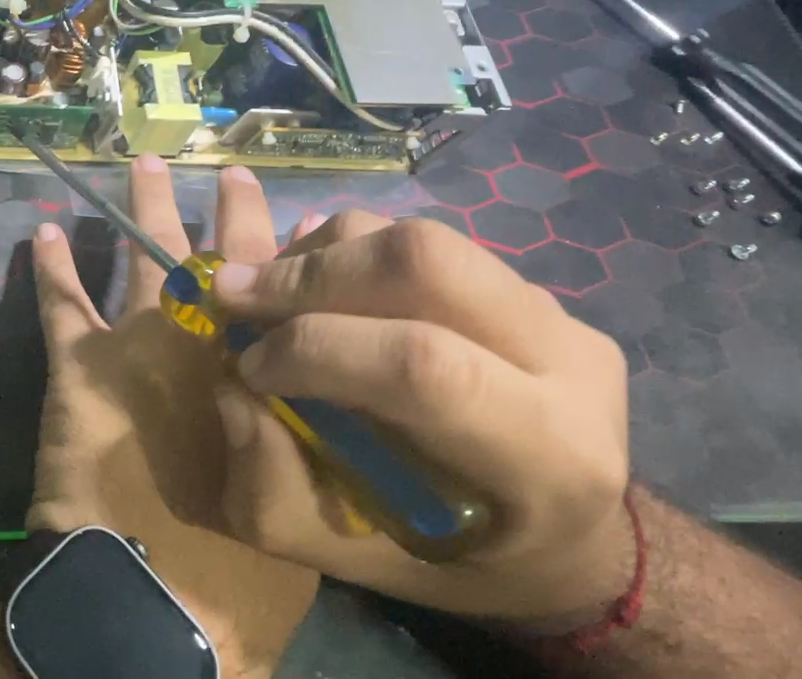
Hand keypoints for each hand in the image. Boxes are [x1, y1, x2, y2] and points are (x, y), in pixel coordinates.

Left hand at [28, 157, 317, 678]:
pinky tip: (43, 231)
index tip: (303, 217)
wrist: (145, 589)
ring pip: (140, 255)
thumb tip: (307, 378)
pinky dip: (51, 265)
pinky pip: (61, 300)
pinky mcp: (78, 360)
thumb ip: (303, 430)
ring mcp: (134, 339)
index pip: (280, 288)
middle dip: (228, 210)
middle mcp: (199, 336)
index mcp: (257, 364)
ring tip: (142, 163)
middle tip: (232, 172)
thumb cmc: (236, 558)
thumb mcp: (302, 497)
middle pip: (216, 256)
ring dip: (141, 207)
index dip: (291, 252)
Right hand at [208, 211, 634, 624]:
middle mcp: (570, 364)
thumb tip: (231, 391)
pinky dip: (341, 248)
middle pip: (427, 264)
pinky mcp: (523, 285)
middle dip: (311, 274)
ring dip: (318, 256)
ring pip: (416, 238)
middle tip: (236, 296)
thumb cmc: (453, 563)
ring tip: (271, 296)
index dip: (317, 349)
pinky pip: (417, 237)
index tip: (247, 367)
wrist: (562, 542)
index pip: (425, 366)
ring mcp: (553, 312)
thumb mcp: (348, 560)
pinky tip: (313, 290)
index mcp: (547, 457)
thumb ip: (275, 492)